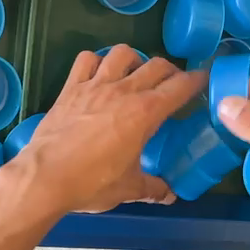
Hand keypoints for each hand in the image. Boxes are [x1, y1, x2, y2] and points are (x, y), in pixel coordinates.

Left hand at [2, 45, 204, 216]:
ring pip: (122, 53)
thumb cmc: (92, 183)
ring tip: (135, 74)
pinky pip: (86, 60)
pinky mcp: (71, 88)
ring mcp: (95, 86)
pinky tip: (99, 74)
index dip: (196, 81)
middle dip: (170, 71)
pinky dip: (96, 62)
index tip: (203, 80)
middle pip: (156, 65)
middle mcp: (123, 91)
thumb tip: (170, 196)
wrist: (46, 177)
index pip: (180, 87)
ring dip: (134, 59)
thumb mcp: (129, 189)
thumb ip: (153, 188)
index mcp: (145, 113)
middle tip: (172, 84)